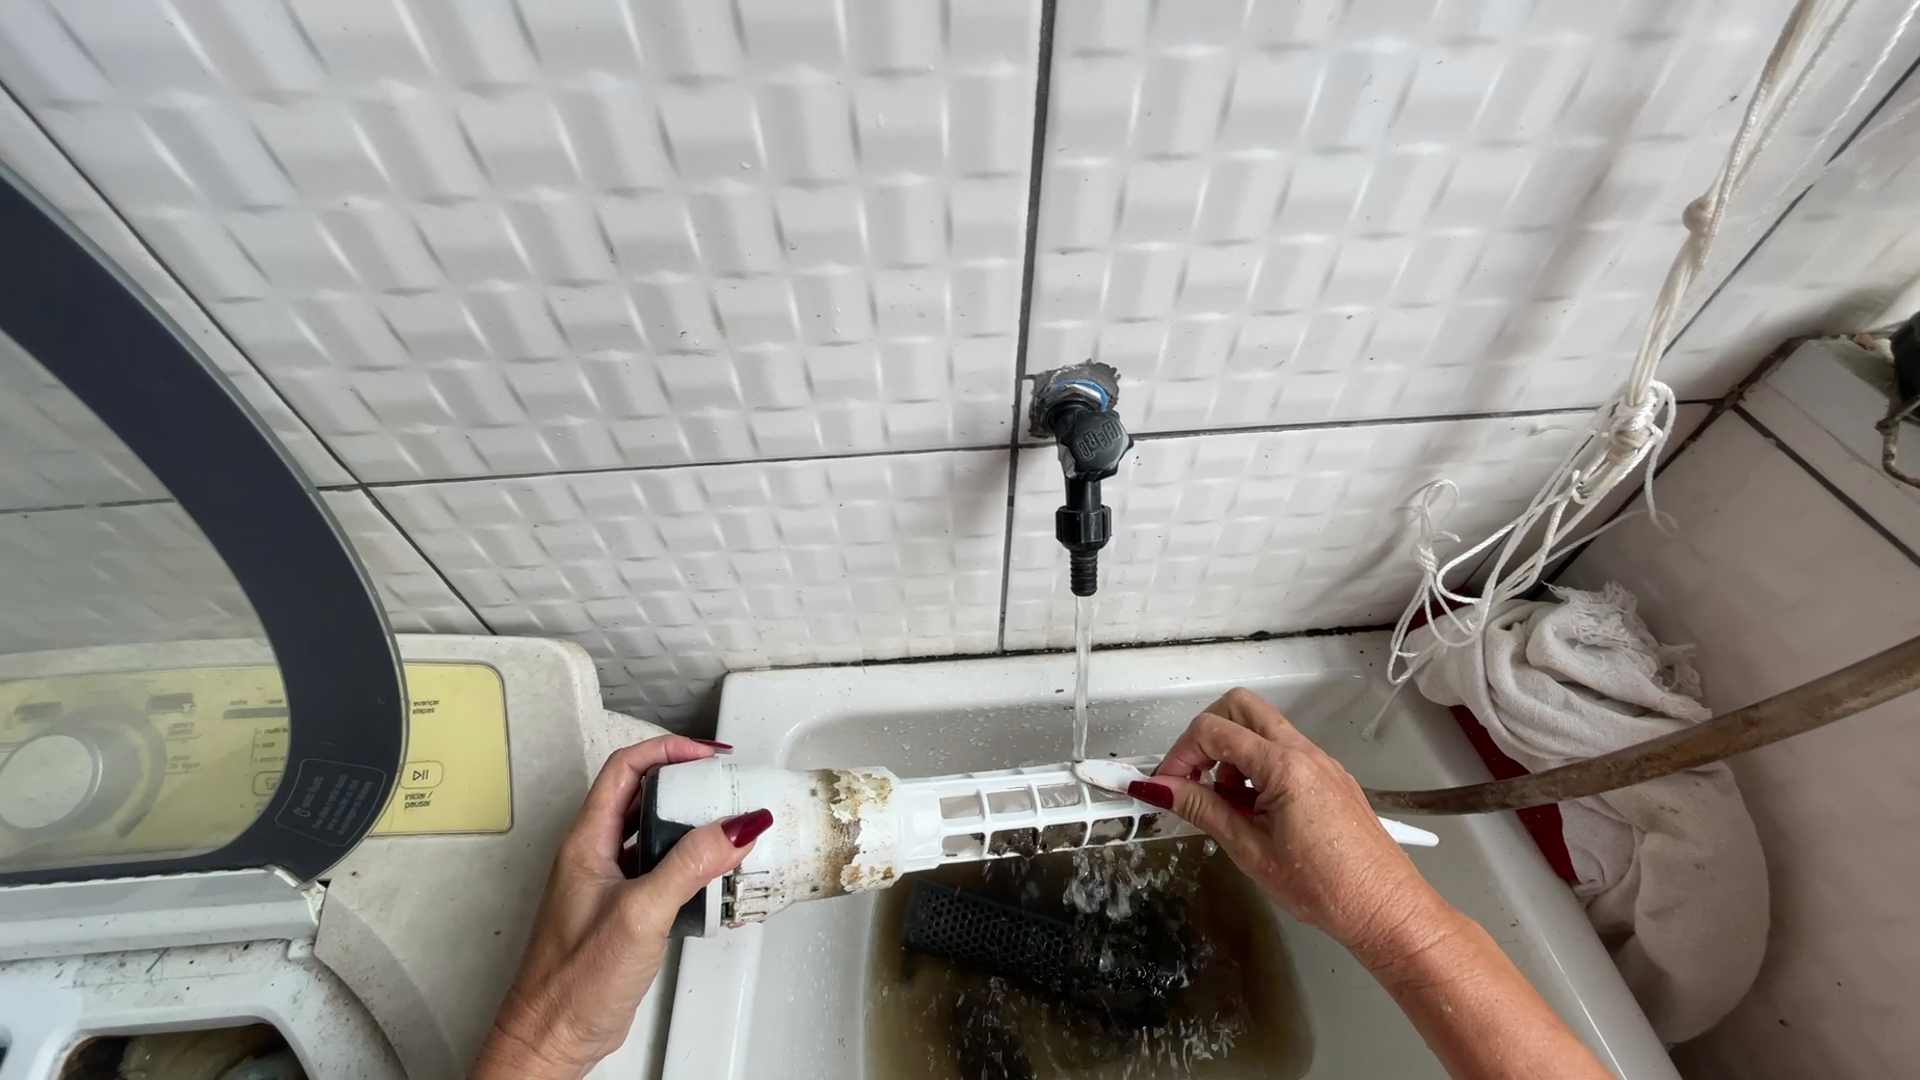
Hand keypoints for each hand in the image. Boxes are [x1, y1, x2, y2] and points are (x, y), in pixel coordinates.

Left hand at [472, 736, 772, 1079]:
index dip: (668, 750)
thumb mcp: (642, 912)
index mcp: (588, 841)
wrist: (551, 1045)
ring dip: (693, 823)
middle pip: (645, 794)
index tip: (709, 755)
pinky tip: (717, 877)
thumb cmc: (573, 985)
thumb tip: (740, 825)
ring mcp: (611, 882)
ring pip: (657, 831)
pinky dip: (694, 863)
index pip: (627, 768)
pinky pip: (665, 868)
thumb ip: (692, 863)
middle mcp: (597, 854)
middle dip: (688, 782)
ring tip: (729, 825)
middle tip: (726, 786)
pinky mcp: (627, 909)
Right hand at [1131, 688, 1447, 965]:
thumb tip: (1157, 788)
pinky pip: (1281, 749)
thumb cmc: (1323, 889)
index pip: (1213, 731)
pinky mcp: (1328, 776)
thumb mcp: (1249, 850)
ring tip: (1225, 800)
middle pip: (1239, 706)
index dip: (1179, 754)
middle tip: (1192, 774)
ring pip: (1261, 726)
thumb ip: (1201, 809)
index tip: (1165, 784)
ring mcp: (1320, 761)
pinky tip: (1254, 808)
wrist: (1390, 914)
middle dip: (1205, 733)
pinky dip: (1255, 765)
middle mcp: (1303, 751)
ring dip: (1231, 750)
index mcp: (1283, 766)